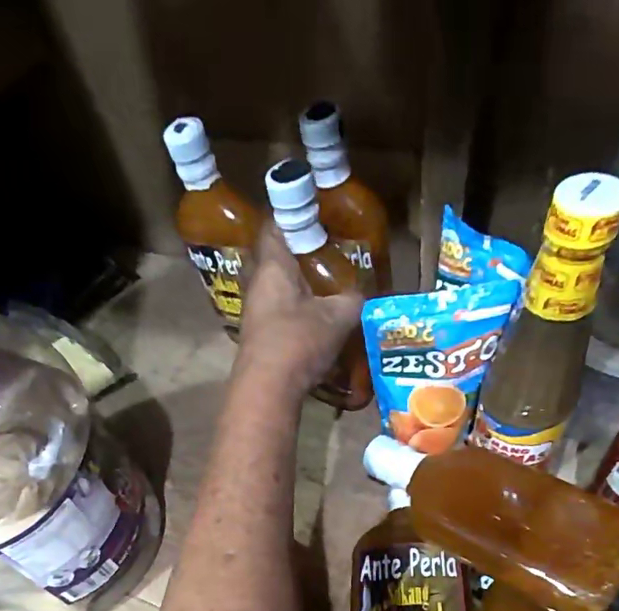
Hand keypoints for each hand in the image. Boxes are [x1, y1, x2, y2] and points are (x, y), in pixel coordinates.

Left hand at [235, 224, 362, 394]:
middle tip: (332, 252)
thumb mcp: (337, 316)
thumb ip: (352, 298)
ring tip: (332, 286)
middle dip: (304, 255)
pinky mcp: (261, 338)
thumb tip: (362, 295)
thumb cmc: (298, 342)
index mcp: (272, 267)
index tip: (318, 212)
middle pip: (278, 259)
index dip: (295, 214)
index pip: (275, 226)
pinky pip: (282, 314)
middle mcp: (258, 286)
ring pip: (281, 289)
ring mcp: (256, 314)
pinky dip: (300, 312)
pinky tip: (322, 320)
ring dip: (303, 287)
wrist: (267, 391)